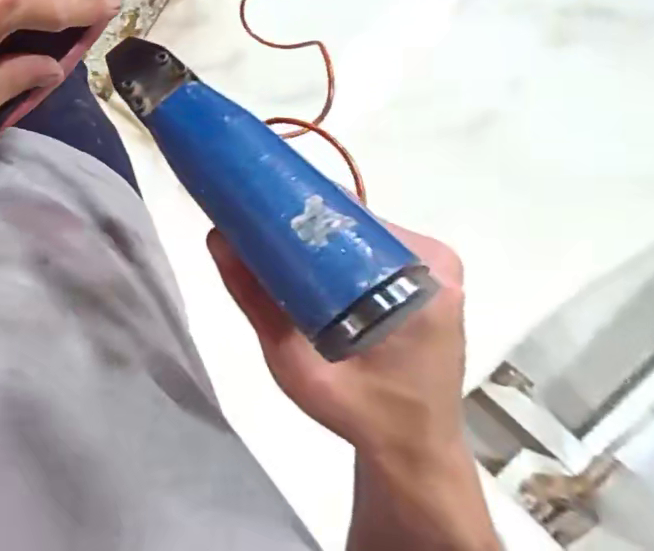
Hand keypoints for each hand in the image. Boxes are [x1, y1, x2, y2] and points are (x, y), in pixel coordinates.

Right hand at [208, 223, 468, 458]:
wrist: (411, 449)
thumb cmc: (360, 410)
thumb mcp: (296, 364)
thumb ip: (256, 302)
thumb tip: (218, 237)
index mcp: (419, 281)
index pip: (350, 218)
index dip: (299, 207)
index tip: (257, 205)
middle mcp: (434, 265)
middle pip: (353, 219)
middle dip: (302, 219)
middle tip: (256, 224)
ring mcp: (435, 269)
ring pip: (358, 228)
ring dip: (316, 233)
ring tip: (274, 242)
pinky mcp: (427, 276)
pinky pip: (369, 245)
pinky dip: (334, 248)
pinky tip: (305, 261)